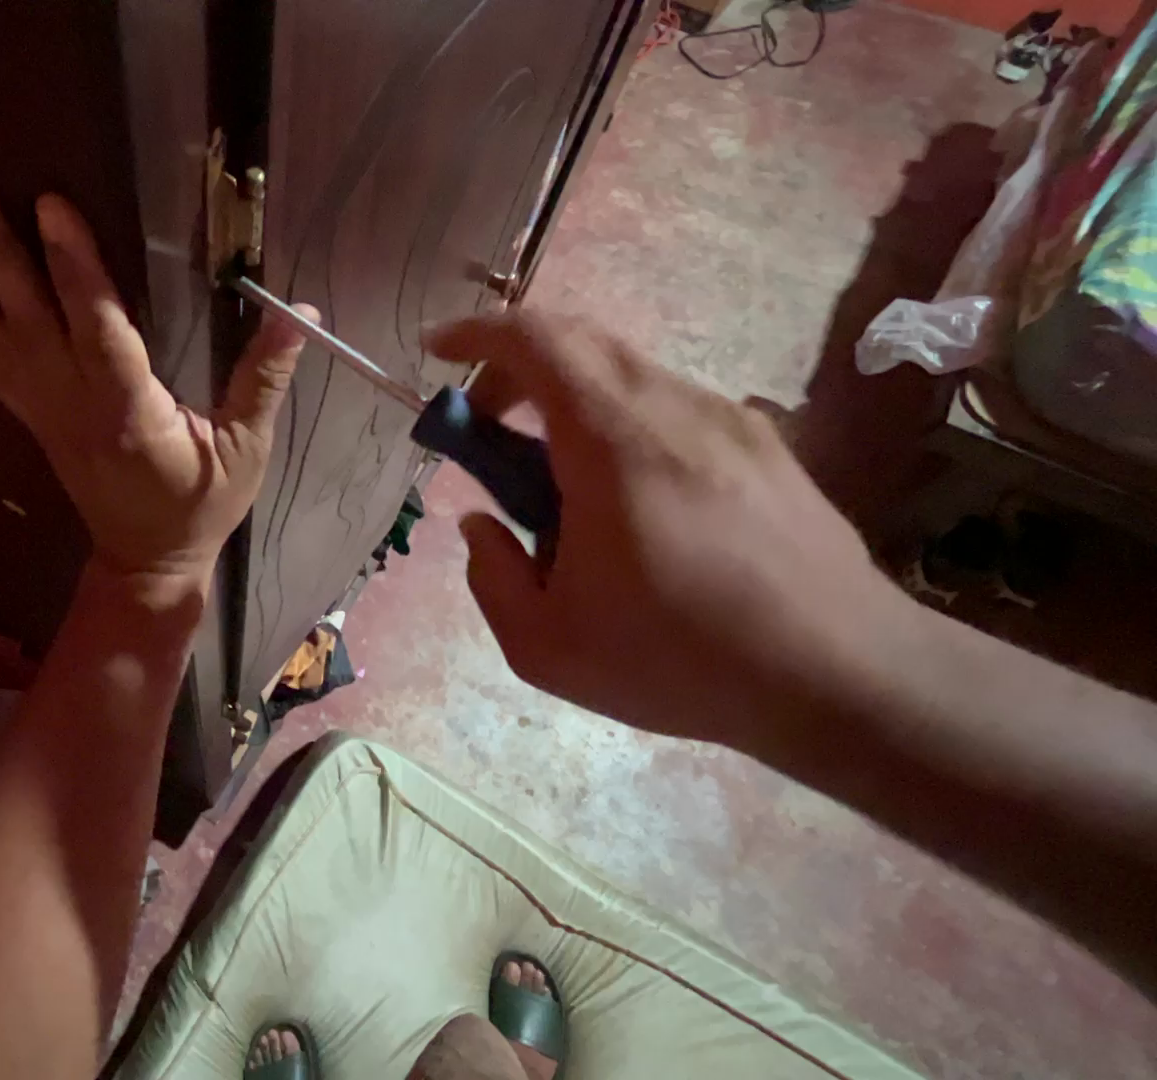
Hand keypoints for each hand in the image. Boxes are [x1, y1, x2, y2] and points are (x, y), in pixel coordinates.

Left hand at [0, 166, 308, 583]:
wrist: (147, 563)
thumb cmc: (199, 508)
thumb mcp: (245, 450)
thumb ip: (263, 380)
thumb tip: (300, 311)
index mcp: (129, 411)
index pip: (99, 327)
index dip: (75, 266)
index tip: (50, 204)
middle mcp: (75, 406)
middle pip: (28, 319)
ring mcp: (47, 414)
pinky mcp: (38, 423)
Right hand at [426, 313, 910, 746]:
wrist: (848, 680)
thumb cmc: (679, 660)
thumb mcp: (543, 644)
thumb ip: (490, 574)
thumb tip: (481, 525)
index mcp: (614, 444)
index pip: (538, 340)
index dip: (477, 334)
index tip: (438, 353)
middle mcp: (675, 409)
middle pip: (581, 343)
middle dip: (514, 370)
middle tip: (484, 429)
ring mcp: (729, 422)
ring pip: (626, 374)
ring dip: (567, 402)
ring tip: (554, 482)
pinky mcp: (763, 447)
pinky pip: (668, 406)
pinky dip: (617, 423)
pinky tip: (624, 500)